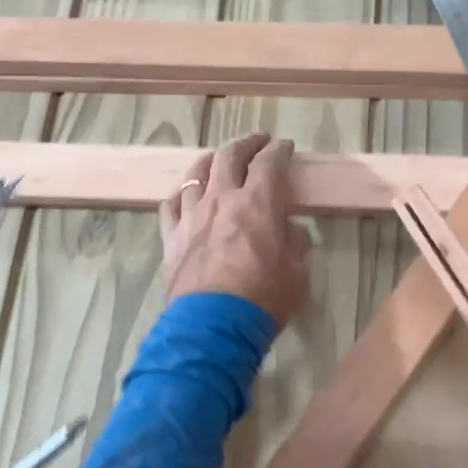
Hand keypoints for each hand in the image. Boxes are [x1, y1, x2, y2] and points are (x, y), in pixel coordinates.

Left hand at [159, 134, 312, 326]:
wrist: (212, 326)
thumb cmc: (263, 298)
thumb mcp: (297, 272)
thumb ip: (294, 242)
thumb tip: (288, 229)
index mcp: (258, 202)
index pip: (270, 163)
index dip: (280, 151)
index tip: (286, 147)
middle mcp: (222, 198)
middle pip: (230, 156)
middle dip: (247, 143)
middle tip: (257, 141)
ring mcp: (192, 215)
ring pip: (196, 174)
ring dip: (211, 161)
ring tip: (218, 159)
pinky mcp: (172, 237)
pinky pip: (171, 204)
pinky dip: (181, 193)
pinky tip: (186, 195)